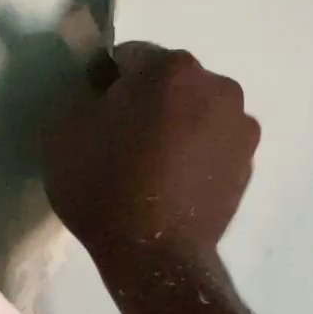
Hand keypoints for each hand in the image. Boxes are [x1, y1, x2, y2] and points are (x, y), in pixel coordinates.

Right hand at [42, 43, 258, 267]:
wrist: (153, 255)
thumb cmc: (103, 186)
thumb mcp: (64, 130)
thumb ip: (84, 94)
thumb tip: (104, 91)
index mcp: (172, 68)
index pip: (129, 58)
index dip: (107, 84)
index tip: (96, 115)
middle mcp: (217, 86)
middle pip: (170, 83)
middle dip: (148, 102)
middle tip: (122, 143)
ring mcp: (240, 127)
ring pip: (196, 113)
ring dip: (177, 126)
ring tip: (152, 169)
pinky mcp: (249, 164)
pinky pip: (213, 145)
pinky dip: (196, 155)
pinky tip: (174, 185)